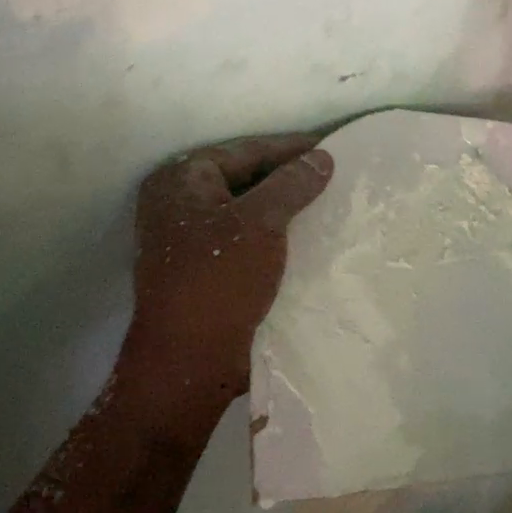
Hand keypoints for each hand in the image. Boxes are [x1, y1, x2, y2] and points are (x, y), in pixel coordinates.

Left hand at [131, 134, 334, 389]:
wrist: (187, 365)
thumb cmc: (218, 281)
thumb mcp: (261, 223)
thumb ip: (292, 184)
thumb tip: (322, 157)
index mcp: (182, 179)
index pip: (247, 150)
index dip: (292, 148)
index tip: (333, 147)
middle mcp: (177, 201)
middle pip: (245, 176)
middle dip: (288, 178)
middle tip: (334, 175)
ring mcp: (184, 238)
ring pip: (246, 209)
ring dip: (282, 208)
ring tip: (326, 204)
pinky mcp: (199, 269)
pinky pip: (243, 238)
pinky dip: (271, 234)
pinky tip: (305, 238)